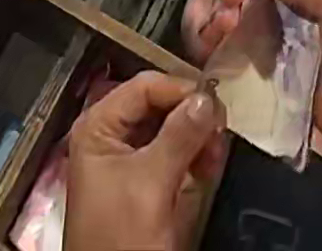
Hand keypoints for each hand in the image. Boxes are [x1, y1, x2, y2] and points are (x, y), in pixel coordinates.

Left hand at [65, 72, 227, 250]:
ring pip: (170, 127)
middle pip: (158, 104)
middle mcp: (111, 134)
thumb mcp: (150, 185)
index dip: (179, 89)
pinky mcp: (145, 182)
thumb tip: (206, 97)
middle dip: (191, 114)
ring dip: (197, 135)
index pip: (144, 86)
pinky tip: (210, 164)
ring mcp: (128, 159)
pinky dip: (194, 154)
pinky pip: (174, 153)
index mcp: (99, 126)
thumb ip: (179, 136)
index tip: (214, 103)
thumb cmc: (121, 240)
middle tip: (221, 128)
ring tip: (217, 150)